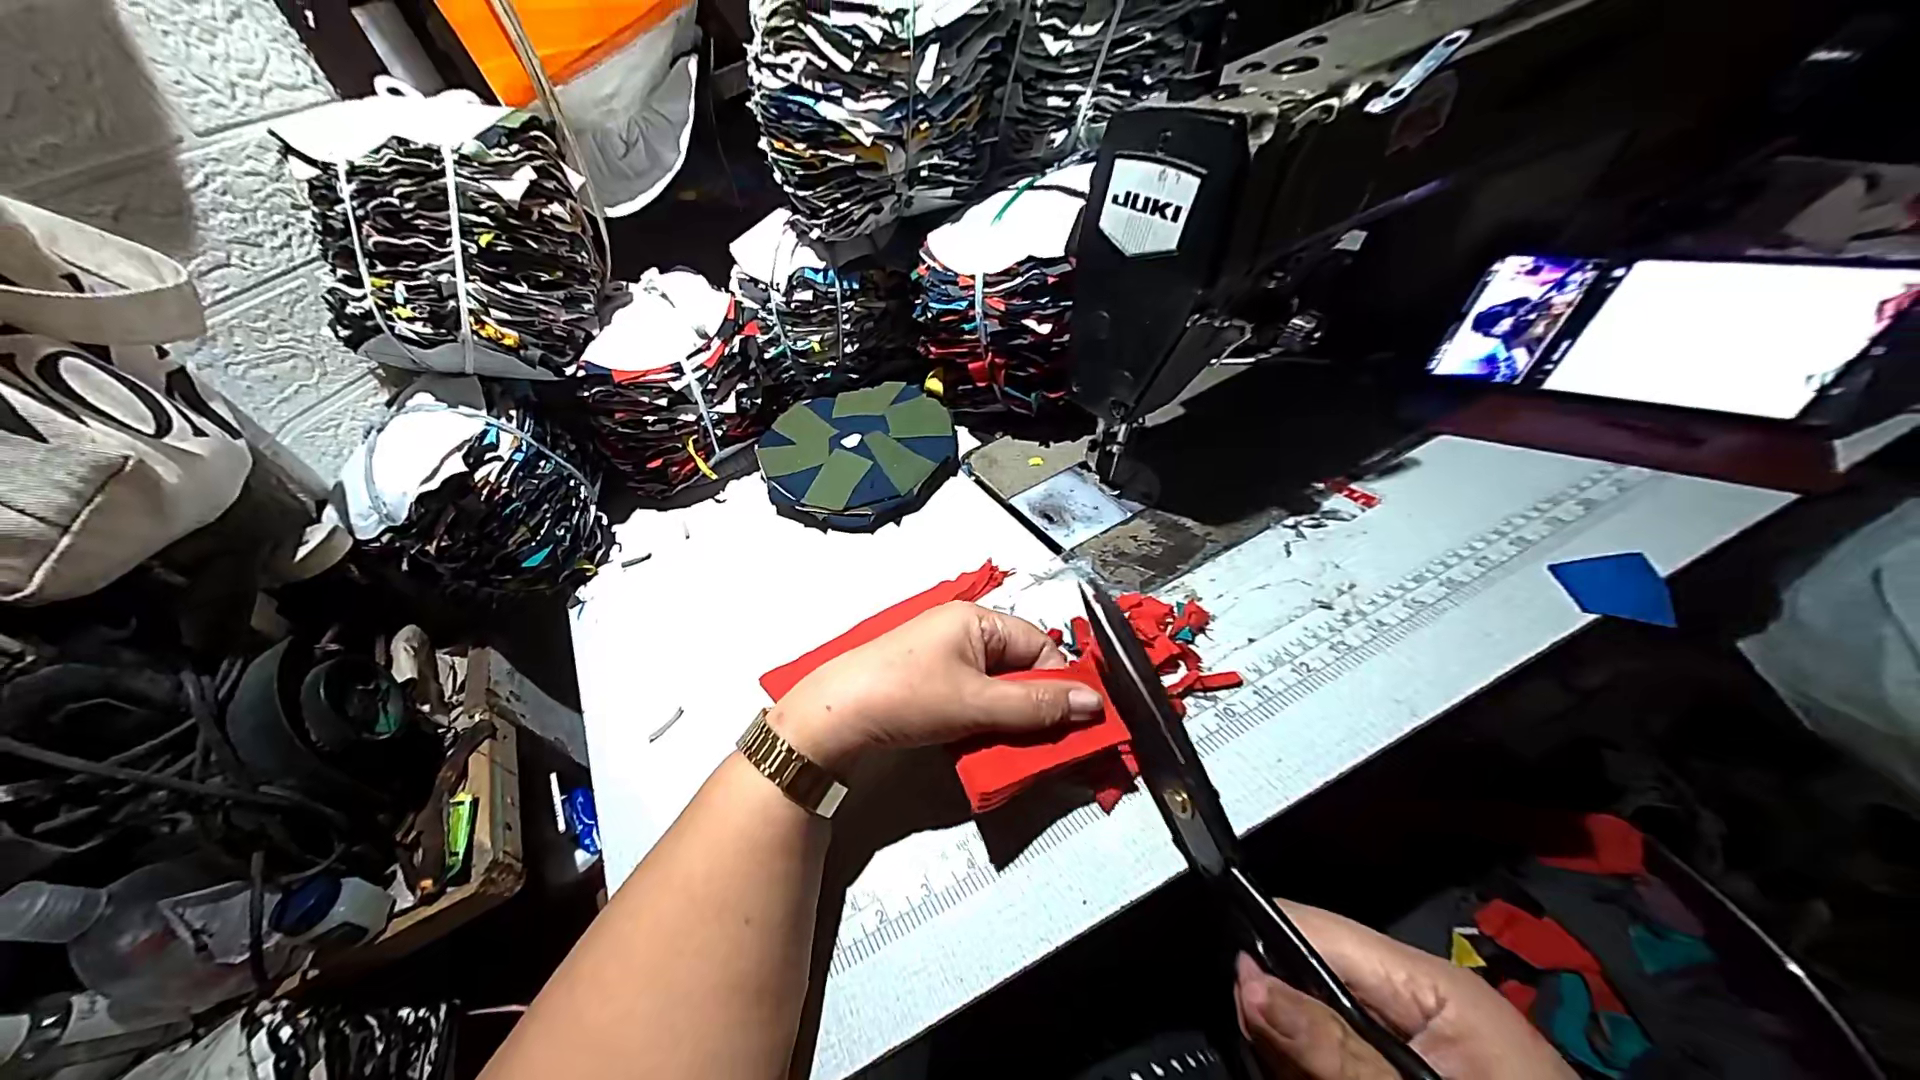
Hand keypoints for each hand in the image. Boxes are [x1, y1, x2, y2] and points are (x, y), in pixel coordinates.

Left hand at [768, 602, 1103, 773]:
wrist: (834, 718)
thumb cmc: (906, 696)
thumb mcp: (978, 702)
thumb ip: (1038, 704)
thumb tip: (1092, 702)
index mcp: (976, 619)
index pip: (1039, 644)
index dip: (1060, 681)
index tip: (1075, 720)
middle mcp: (963, 631)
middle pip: (1020, 665)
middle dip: (1036, 702)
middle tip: (1047, 739)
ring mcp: (944, 656)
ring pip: (999, 685)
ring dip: (1012, 715)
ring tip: (1014, 743)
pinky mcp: (930, 681)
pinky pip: (975, 696)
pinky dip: (987, 718)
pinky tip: (985, 740)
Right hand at [1235, 901, 1576, 1079]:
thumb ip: (1335, 1046)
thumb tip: (1249, 981)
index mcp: (1430, 981)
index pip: (1313, 926)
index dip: (1262, 945)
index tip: (1233, 993)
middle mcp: (1417, 996)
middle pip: (1306, 970)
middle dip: (1276, 1008)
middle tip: (1274, 1060)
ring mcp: (1413, 1033)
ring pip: (1312, 1013)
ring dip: (1291, 1044)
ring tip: (1294, 1072)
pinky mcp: (1403, 1062)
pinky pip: (1336, 1043)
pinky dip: (1313, 1063)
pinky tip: (1308, 1075)